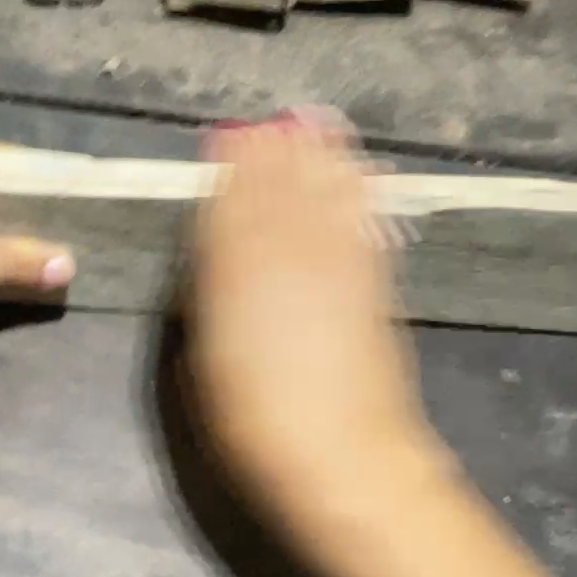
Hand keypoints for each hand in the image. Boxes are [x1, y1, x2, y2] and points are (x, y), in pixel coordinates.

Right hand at [187, 111, 443, 529]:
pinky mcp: (375, 289)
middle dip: (276, 153)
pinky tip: (359, 172)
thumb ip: (207, 300)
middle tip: (273, 119)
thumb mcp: (201, 363)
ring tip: (315, 123)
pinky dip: (358, 194)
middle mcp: (289, 259)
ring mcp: (339, 271)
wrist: (340, 458)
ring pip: (327, 199)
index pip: (233, 207)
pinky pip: (363, 226)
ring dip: (319, 159)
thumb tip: (211, 256)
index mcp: (236, 277)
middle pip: (282, 193)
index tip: (229, 135)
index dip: (233, 168)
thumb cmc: (249, 422)